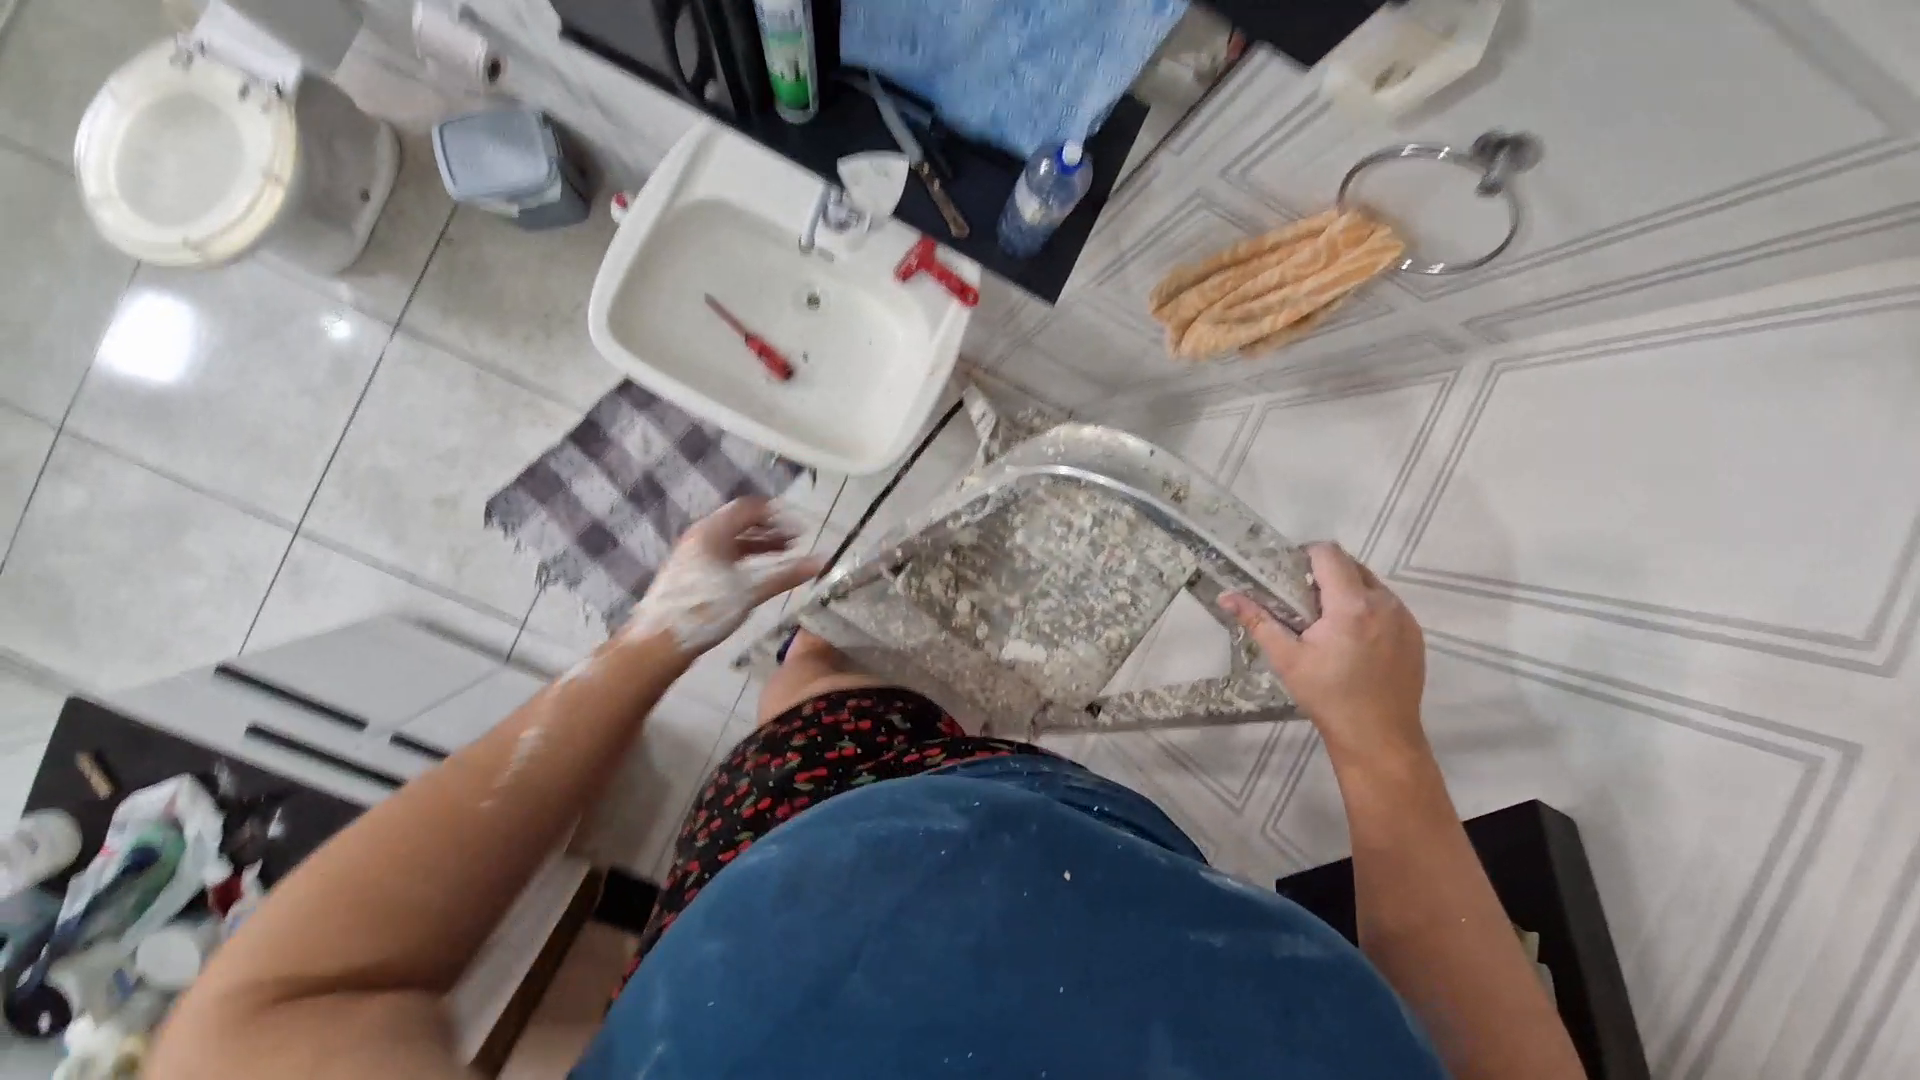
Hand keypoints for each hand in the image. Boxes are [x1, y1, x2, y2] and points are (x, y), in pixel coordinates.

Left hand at [624, 498, 825, 657]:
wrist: (661, 641)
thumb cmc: (707, 610)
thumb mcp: (751, 591)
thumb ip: (786, 575)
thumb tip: (821, 562)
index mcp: (713, 532)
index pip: (749, 508)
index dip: (777, 514)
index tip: (799, 529)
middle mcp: (701, 535)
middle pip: (740, 521)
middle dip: (770, 529)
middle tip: (794, 542)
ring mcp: (692, 552)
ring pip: (731, 538)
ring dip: (757, 543)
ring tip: (781, 555)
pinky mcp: (690, 569)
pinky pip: (722, 552)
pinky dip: (743, 556)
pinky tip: (756, 572)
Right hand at [1219, 543, 1427, 763]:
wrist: (1379, 737)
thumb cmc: (1328, 696)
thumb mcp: (1287, 658)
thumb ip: (1258, 621)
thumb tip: (1226, 596)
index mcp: (1352, 605)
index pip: (1329, 554)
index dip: (1306, 556)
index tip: (1289, 576)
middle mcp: (1385, 603)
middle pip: (1351, 565)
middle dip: (1325, 574)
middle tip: (1302, 602)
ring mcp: (1405, 618)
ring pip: (1371, 584)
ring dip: (1347, 591)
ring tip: (1326, 623)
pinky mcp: (1415, 634)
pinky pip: (1387, 605)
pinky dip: (1366, 610)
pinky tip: (1352, 640)